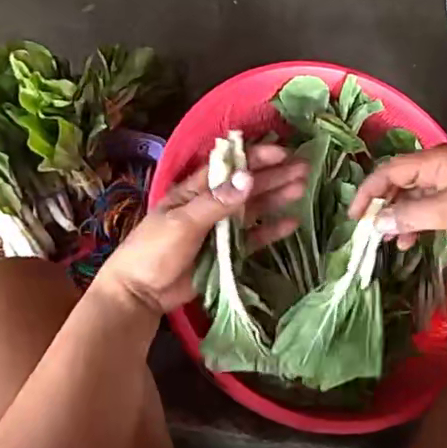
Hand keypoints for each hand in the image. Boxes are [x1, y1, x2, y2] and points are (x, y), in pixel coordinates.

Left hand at [97, 144, 308, 314]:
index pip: (230, 167)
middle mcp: (212, 204)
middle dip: (275, 175)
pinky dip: (273, 230)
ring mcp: (222, 228)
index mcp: (195, 191)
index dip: (256, 157)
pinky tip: (292, 222)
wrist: (141, 294)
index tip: (283, 153)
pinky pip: (256, 237)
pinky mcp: (230, 251)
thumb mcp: (183, 222)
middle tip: (304, 168)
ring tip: (302, 188)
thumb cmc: (153, 251)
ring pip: (255, 208)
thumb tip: (250, 178)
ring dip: (278, 197)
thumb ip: (218, 202)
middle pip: (248, 186)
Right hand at [347, 144, 446, 255]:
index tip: (354, 217)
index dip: (369, 191)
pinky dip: (417, 221)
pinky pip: (430, 206)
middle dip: (383, 204)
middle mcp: (443, 166)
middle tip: (368, 230)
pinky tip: (410, 241)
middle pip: (401, 180)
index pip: (391, 169)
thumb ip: (411, 215)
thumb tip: (377, 222)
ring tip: (390, 243)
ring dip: (400, 216)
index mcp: (438, 160)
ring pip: (415, 196)